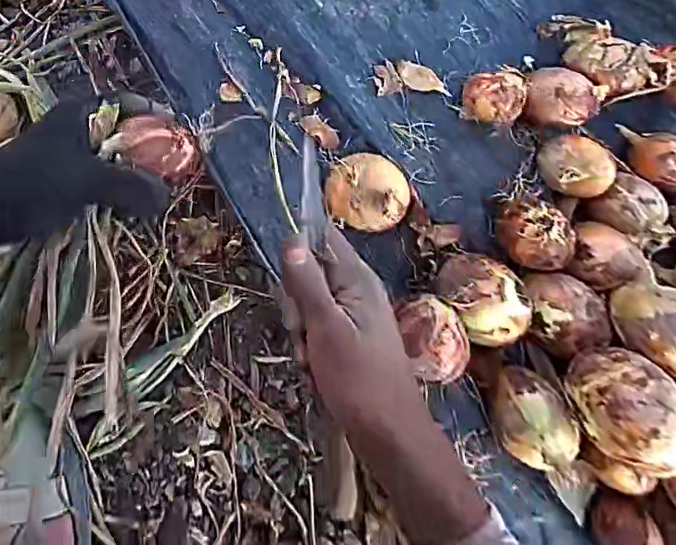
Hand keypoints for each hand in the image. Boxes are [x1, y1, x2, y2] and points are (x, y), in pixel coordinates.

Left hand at [0, 95, 168, 258]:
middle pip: (119, 131)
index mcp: (78, 112)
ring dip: (126, 176)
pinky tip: (117, 210)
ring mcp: (60, 153)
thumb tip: (166, 197)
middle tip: (166, 172)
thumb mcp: (87, 183)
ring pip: (105, 158)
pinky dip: (107, 191)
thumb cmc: (31, 185)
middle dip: (144, 152)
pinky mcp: (52, 178)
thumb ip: (130, 186)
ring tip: (147, 196)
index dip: (154, 115)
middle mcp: (70, 126)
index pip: (126, 101)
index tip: (176, 135)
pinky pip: (90, 178)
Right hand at [279, 231, 489, 544]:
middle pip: (309, 272)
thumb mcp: (326, 327)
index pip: (322, 236)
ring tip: (310, 359)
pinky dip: (310, 348)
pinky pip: (317, 328)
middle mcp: (356, 289)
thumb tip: (292, 237)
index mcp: (357, 277)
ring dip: (301, 331)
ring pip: (309, 304)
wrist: (391, 439)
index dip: (297, 246)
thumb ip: (307, 282)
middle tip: (302, 332)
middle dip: (296, 302)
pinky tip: (314, 372)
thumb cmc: (360, 381)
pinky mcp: (349, 338)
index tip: (284, 274)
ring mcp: (353, 315)